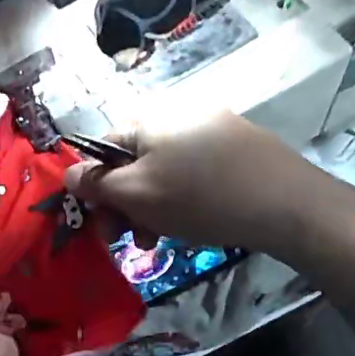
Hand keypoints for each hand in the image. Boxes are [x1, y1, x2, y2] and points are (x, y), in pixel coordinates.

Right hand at [62, 112, 326, 252]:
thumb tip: (68, 172)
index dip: (95, 188)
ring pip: (165, 171)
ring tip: (164, 240)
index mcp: (147, 120)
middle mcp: (178, 114)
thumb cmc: (200, 198)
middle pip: (134, 162)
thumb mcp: (137, 195)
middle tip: (136, 242)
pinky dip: (186, 200)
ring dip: (154, 208)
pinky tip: (198, 224)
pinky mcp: (239, 147)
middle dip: (127, 205)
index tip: (105, 225)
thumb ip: (96, 184)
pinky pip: (196, 173)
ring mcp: (213, 128)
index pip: (102, 149)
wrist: (287, 203)